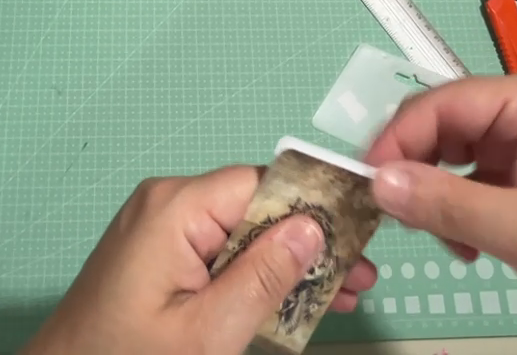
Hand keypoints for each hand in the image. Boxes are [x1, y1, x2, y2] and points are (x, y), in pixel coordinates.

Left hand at [23, 167, 376, 354]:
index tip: (355, 231)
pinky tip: (289, 296)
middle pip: (254, 207)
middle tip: (357, 275)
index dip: (310, 205)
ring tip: (338, 292)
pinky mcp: (160, 252)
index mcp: (176, 206)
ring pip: (240, 233)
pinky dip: (253, 274)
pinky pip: (218, 251)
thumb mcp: (206, 333)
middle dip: (306, 242)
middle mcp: (168, 203)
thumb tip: (310, 227)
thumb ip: (262, 277)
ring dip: (286, 263)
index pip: (259, 184)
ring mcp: (161, 227)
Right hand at [365, 74, 516, 354]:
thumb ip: (451, 204)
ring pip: (447, 158)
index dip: (399, 137)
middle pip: (440, 127)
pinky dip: (454, 215)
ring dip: (434, 196)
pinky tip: (467, 248)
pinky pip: (465, 187)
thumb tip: (377, 180)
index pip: (441, 103)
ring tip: (443, 239)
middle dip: (414, 168)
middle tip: (396, 215)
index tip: (367, 180)